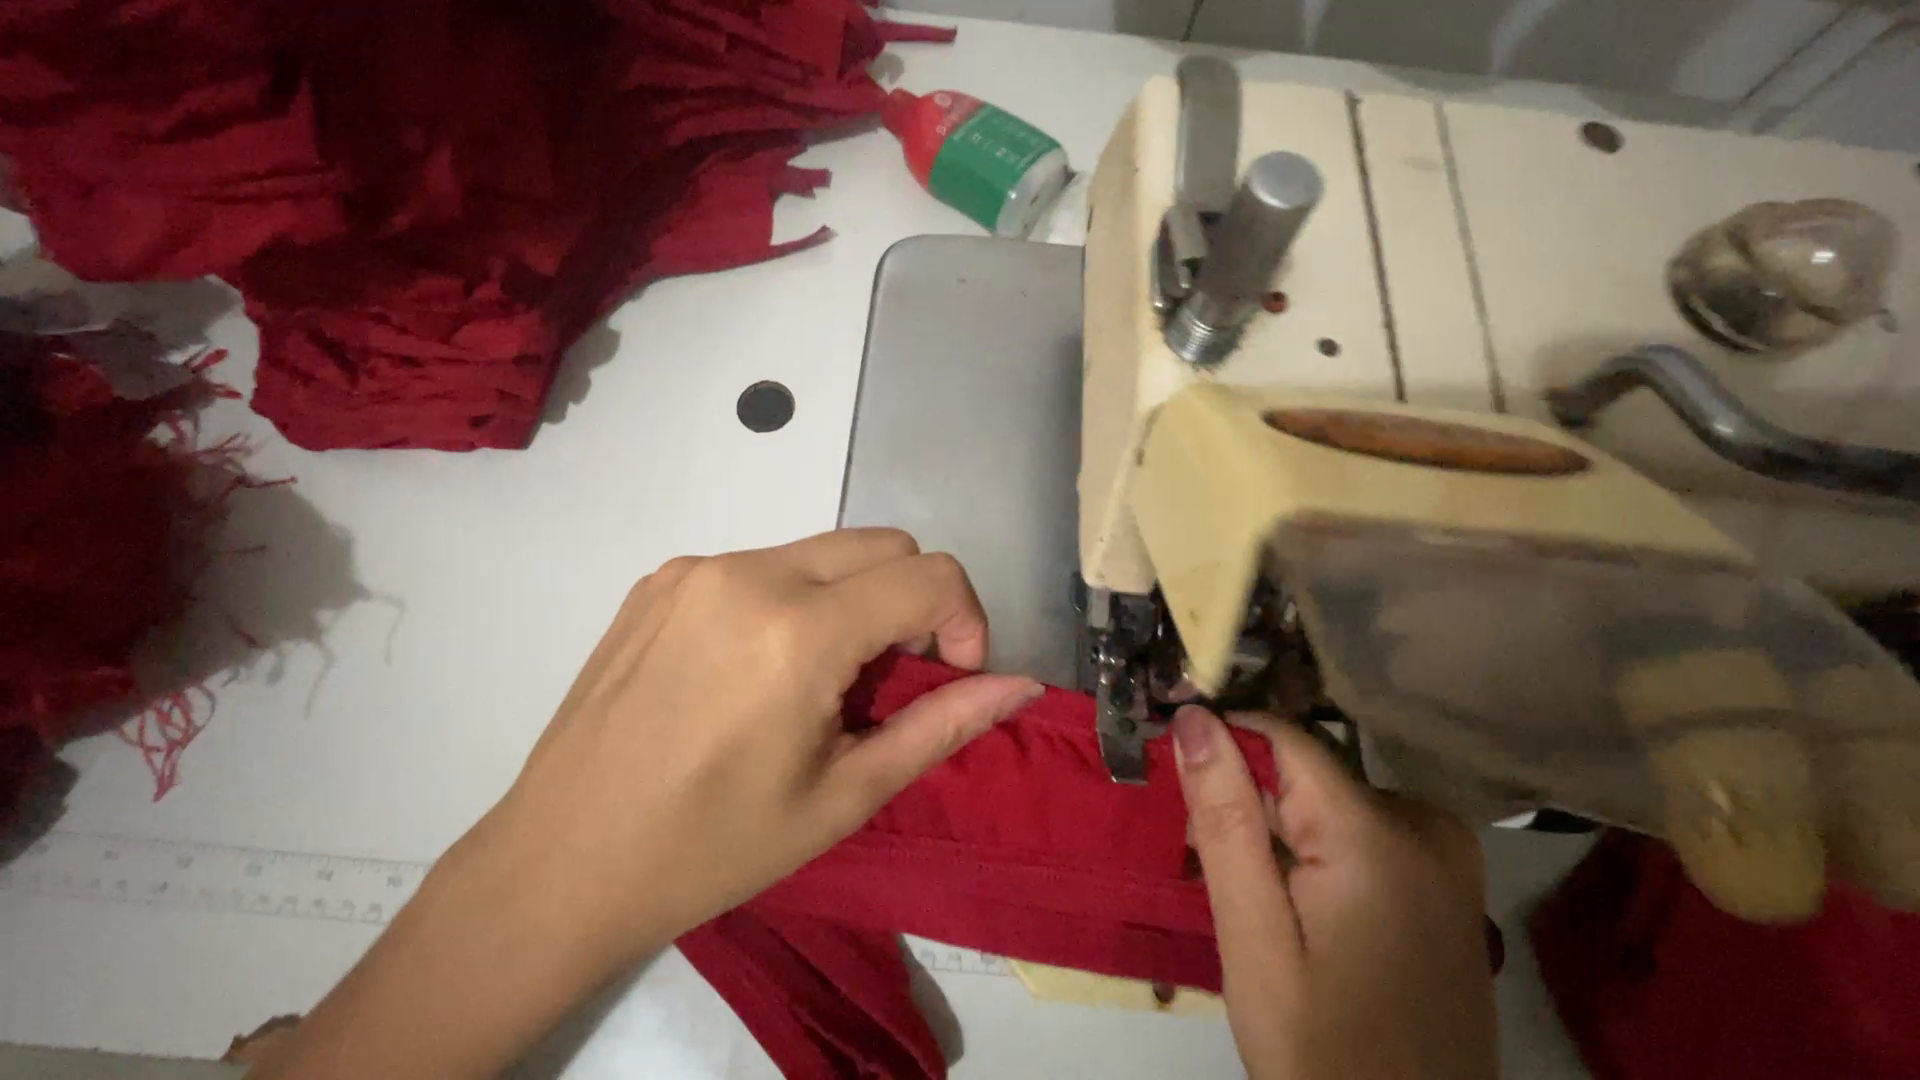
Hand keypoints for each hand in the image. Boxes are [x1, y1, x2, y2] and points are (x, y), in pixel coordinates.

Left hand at [256, 530, 1040, 1079]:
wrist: (561, 864)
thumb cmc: (712, 848)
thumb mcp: (845, 796)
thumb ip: (943, 725)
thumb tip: (1021, 683)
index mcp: (798, 631)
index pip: (929, 573)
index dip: (966, 618)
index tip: (952, 674)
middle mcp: (748, 572)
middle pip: (883, 545)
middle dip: (914, 602)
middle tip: (891, 682)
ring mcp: (695, 568)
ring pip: (823, 550)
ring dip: (853, 600)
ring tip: (821, 683)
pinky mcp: (659, 578)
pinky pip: (761, 565)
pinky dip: (792, 600)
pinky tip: (756, 671)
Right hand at [1171, 706, 1497, 1079]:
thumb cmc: (1321, 1048)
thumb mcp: (1254, 937)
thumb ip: (1226, 820)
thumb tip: (1195, 718)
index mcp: (1377, 831)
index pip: (1281, 738)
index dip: (1220, 746)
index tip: (1178, 785)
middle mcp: (1425, 825)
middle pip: (1307, 775)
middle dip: (1248, 802)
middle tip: (1207, 867)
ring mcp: (1448, 858)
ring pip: (1331, 805)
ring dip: (1280, 832)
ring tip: (1250, 899)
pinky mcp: (1449, 886)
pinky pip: (1364, 836)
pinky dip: (1317, 854)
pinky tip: (1296, 910)